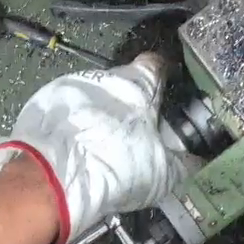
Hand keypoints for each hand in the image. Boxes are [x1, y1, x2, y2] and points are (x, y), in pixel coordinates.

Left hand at [0, 53, 185, 243]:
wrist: (54, 178)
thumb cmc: (118, 166)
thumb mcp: (162, 173)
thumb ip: (184, 165)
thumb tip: (201, 164)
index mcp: (138, 85)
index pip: (156, 65)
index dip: (163, 75)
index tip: (165, 87)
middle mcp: (104, 77)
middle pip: (122, 84)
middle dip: (127, 104)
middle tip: (133, 134)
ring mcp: (70, 87)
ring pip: (91, 98)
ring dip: (97, 116)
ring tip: (99, 147)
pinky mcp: (42, 104)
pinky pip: (64, 112)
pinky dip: (71, 127)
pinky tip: (74, 151)